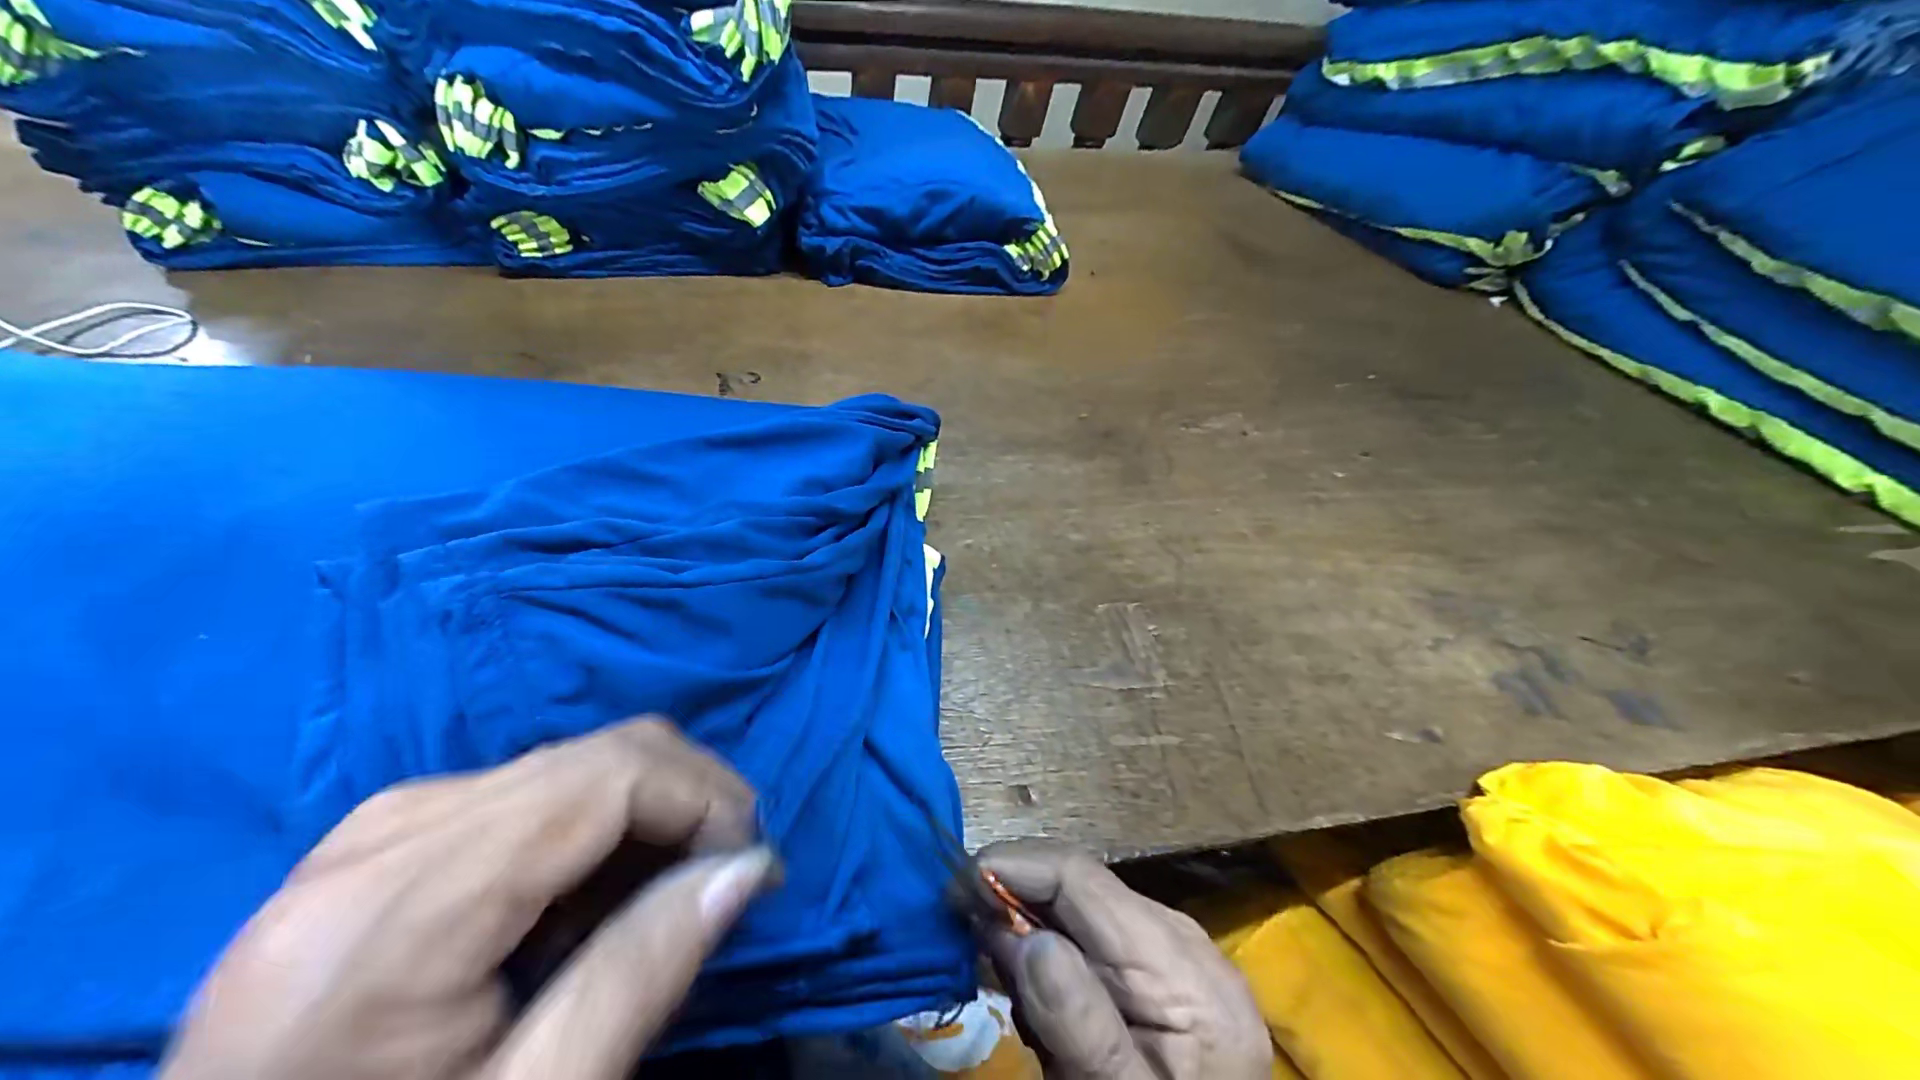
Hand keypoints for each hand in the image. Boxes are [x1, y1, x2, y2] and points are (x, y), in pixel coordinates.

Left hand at [160, 717, 772, 1079]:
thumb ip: (639, 977)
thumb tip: (747, 868)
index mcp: (395, 911)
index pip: (602, 778)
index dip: (702, 799)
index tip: (750, 864)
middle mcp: (378, 837)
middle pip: (590, 755)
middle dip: (687, 797)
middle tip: (728, 871)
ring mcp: (372, 828)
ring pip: (568, 763)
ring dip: (644, 814)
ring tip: (661, 898)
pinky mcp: (379, 838)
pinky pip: (526, 790)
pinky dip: (592, 826)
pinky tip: (591, 900)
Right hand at [976, 841, 1270, 1079]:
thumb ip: (1084, 1029)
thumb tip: (1025, 938)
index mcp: (1183, 967)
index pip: (1081, 877)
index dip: (1011, 868)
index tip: (953, 894)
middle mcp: (1177, 937)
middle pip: (1075, 884)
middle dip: (1011, 899)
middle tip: (963, 942)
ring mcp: (1166, 947)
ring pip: (1074, 905)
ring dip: (1024, 929)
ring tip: (1003, 986)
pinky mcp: (1151, 963)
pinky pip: (1086, 933)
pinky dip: (1045, 950)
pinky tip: (1035, 996)